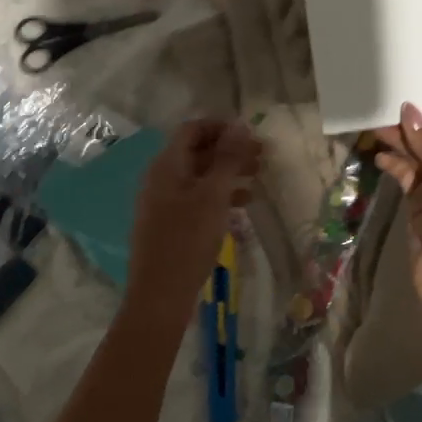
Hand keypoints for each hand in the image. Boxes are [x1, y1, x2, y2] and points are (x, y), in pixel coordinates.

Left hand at [125, 120, 260, 317]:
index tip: (251, 134)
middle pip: (197, 151)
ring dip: (229, 172)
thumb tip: (240, 125)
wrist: (160, 297)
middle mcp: (162, 178)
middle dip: (230, 150)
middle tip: (262, 156)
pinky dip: (220, 194)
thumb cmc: (188, 240)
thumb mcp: (214, 195)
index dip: (221, 126)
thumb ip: (227, 158)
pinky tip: (243, 204)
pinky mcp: (170, 224)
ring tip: (259, 178)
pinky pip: (197, 197)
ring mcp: (164, 202)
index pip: (193, 129)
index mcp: (167, 165)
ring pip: (200, 175)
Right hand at [374, 104, 421, 317]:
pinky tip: (379, 156)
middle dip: (413, 124)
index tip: (412, 95)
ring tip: (375, 128)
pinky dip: (394, 164)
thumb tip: (409, 110)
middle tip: (384, 108)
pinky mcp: (419, 201)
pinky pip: (406, 174)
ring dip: (400, 141)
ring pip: (419, 154)